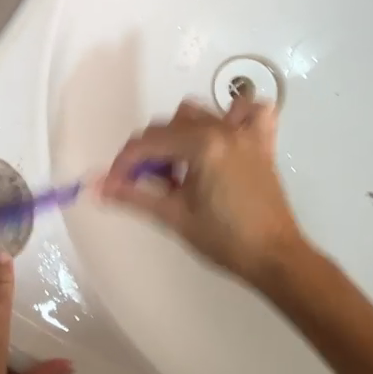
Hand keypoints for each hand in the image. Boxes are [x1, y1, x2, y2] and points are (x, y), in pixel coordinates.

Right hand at [99, 96, 304, 286]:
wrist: (277, 259)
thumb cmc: (225, 240)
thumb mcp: (173, 217)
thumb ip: (133, 196)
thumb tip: (95, 187)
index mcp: (200, 145)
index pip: (147, 143)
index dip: (125, 163)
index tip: (113, 185)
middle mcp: (221, 130)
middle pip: (167, 125)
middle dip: (149, 152)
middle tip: (145, 183)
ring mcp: (244, 134)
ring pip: (197, 114)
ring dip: (179, 132)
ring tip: (178, 165)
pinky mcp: (261, 144)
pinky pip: (250, 113)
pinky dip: (235, 115)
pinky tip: (224, 134)